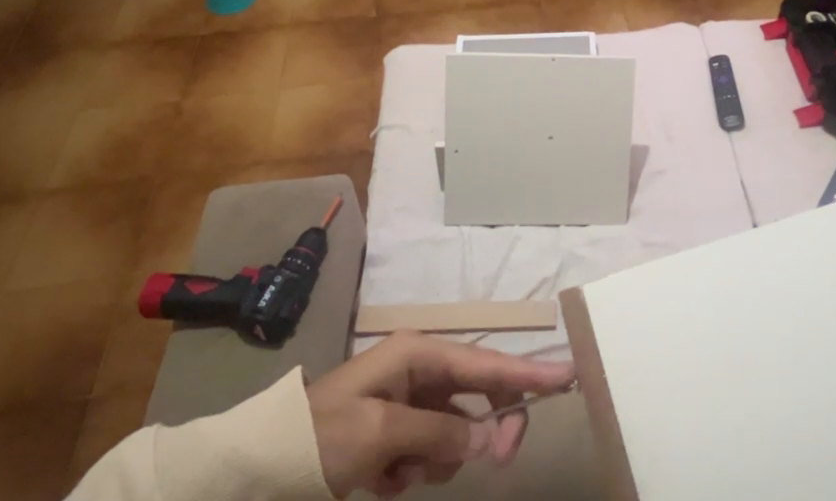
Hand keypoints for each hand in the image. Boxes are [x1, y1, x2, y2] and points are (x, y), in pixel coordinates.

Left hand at [305, 331, 575, 497]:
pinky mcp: (398, 433)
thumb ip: (443, 432)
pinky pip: (432, 451)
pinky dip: (416, 470)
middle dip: (487, 429)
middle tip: (500, 460)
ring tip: (398, 474)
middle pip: (480, 394)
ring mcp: (409, 402)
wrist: (268, 466)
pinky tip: (384, 480)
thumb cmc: (324, 436)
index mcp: (418, 354)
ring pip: (457, 431)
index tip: (568, 375)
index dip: (529, 371)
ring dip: (438, 459)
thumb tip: (488, 440)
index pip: (486, 361)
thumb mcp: (383, 433)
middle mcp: (420, 371)